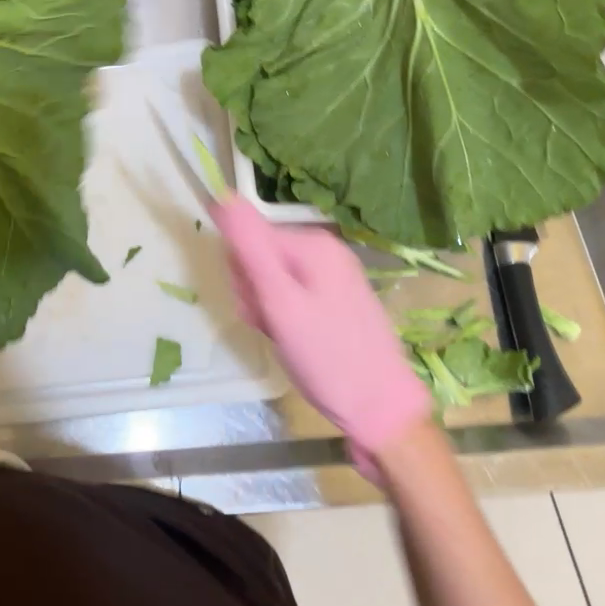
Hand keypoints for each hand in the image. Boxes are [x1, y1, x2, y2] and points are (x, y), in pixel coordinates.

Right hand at [213, 200, 432, 478]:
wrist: (381, 409)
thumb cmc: (327, 356)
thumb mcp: (280, 302)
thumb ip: (250, 248)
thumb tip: (223, 196)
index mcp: (313, 244)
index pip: (248, 239)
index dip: (243, 277)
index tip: (257, 309)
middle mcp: (324, 252)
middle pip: (259, 258)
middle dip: (254, 294)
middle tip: (273, 326)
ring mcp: (332, 277)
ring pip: (271, 281)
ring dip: (266, 310)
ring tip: (285, 337)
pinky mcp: (334, 300)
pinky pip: (290, 297)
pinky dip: (283, 318)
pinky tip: (294, 340)